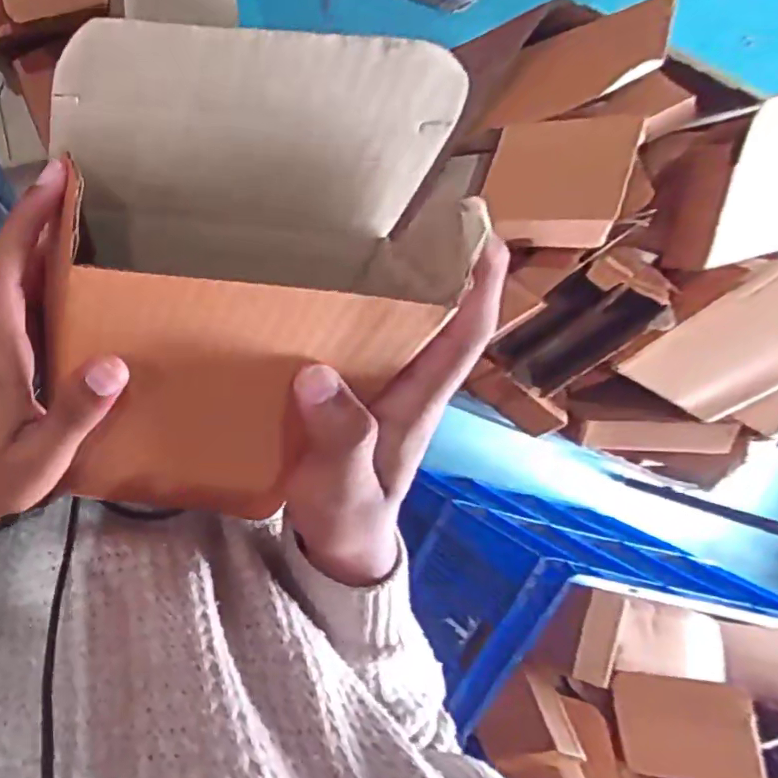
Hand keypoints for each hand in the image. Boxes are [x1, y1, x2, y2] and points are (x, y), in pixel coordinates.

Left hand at [0, 158, 129, 527]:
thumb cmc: (0, 476)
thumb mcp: (41, 455)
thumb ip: (73, 414)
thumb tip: (113, 363)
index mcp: (1, 352)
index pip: (3, 272)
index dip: (23, 223)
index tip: (52, 181)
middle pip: (8, 262)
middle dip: (34, 215)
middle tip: (74, 177)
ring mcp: (4, 346)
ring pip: (17, 278)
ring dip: (41, 239)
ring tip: (82, 210)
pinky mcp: (14, 357)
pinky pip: (29, 301)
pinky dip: (48, 273)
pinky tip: (79, 270)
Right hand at [284, 215, 507, 585]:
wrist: (335, 548)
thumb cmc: (348, 519)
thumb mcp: (343, 486)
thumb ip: (337, 438)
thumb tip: (315, 372)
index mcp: (415, 405)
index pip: (462, 337)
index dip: (478, 286)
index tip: (479, 234)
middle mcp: (399, 393)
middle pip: (426, 323)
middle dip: (426, 273)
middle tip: (397, 229)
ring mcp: (369, 401)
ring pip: (383, 338)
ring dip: (375, 298)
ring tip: (342, 259)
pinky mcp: (338, 409)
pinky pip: (340, 358)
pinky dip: (330, 331)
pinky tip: (298, 317)